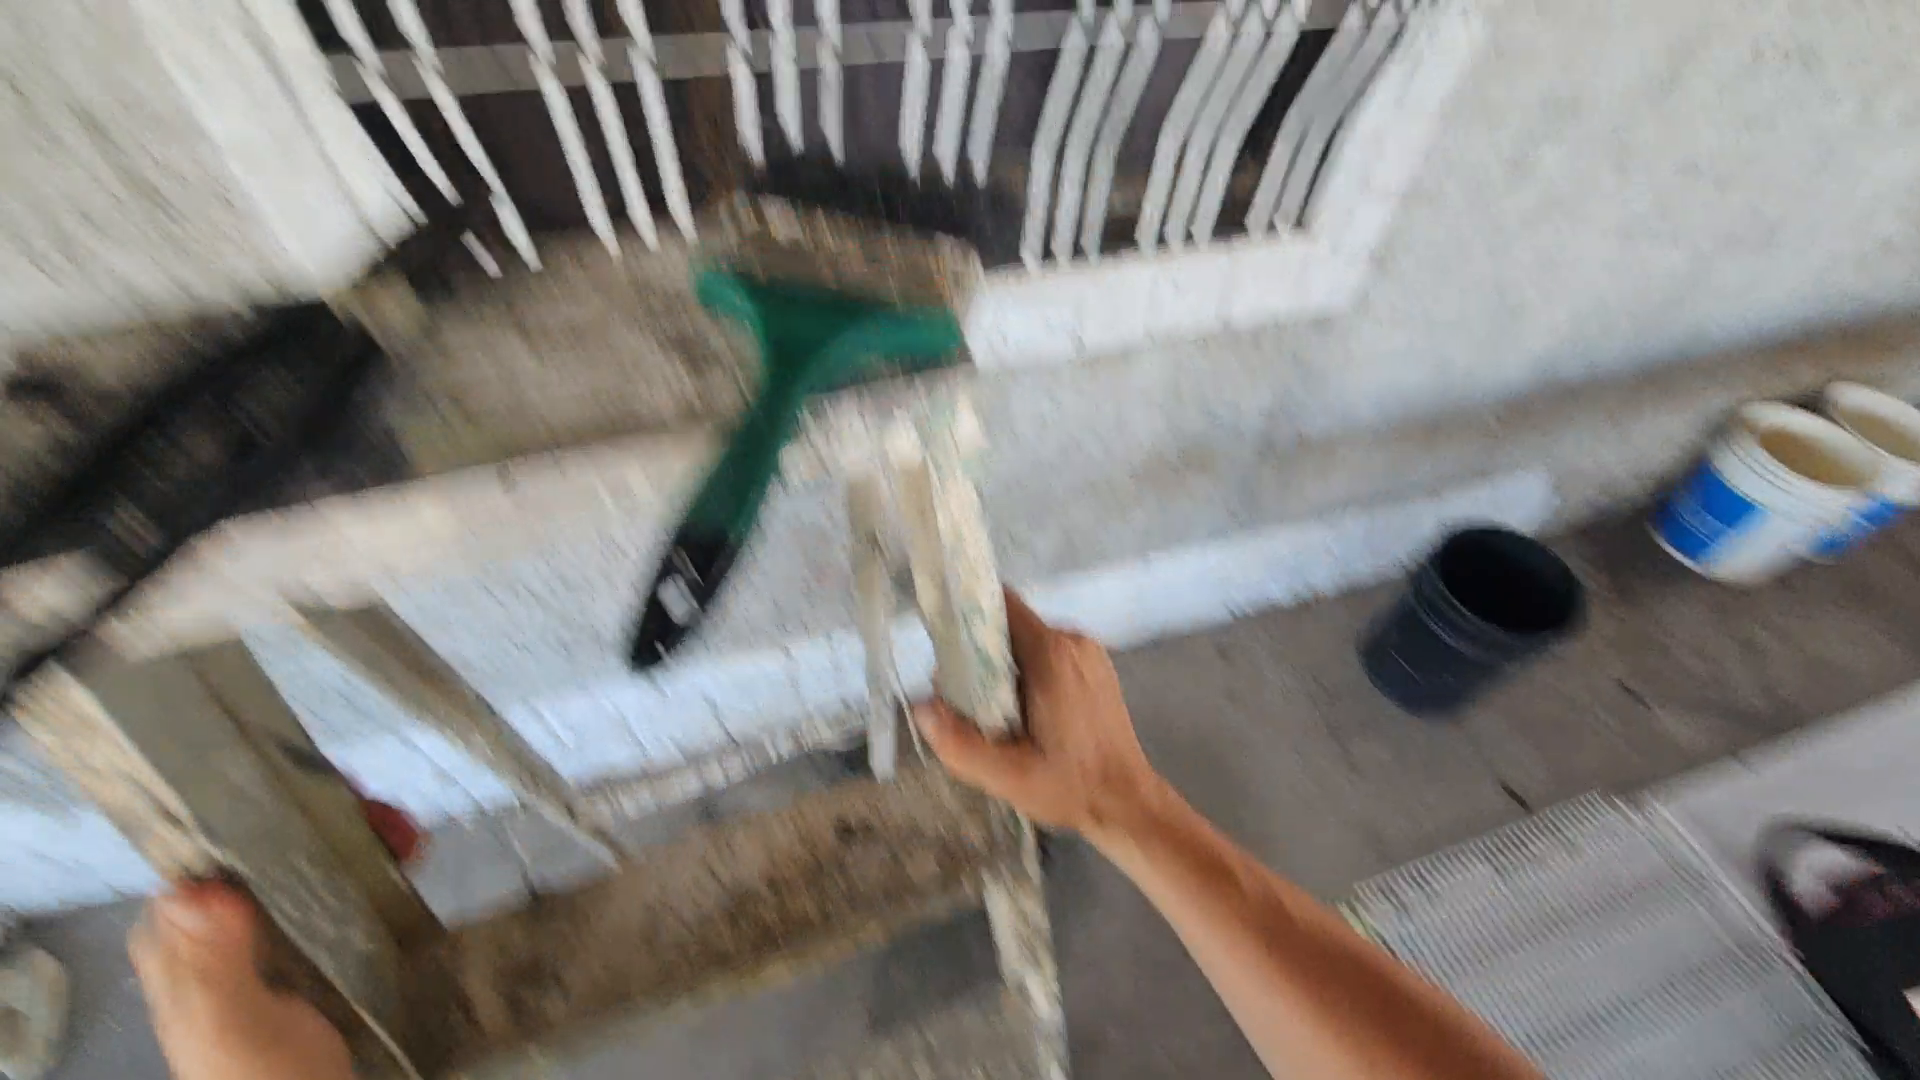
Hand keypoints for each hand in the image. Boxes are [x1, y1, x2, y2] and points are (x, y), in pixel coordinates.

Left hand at [128, 798, 419, 1079]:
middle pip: (272, 842)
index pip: (213, 848)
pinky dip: (379, 856)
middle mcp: (222, 924)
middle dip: (333, 816)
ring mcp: (273, 928)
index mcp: (185, 939)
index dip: (266, 809)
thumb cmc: (266, 1077)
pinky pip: (345, 876)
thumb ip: (213, 969)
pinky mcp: (318, 934)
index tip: (328, 790)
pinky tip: (410, 854)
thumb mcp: (237, 1030)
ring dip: (364, 831)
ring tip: (410, 835)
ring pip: (313, 852)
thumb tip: (200, 889)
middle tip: (388, 816)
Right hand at [914, 589, 1166, 838]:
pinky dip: (1030, 672)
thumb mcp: (1006, 775)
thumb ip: (957, 742)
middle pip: (1012, 626)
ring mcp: (1089, 652)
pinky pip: (1050, 654)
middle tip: (967, 697)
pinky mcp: (1096, 666)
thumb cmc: (1069, 786)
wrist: (1126, 802)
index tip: (946, 645)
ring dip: (1006, 666)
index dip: (969, 618)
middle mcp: (1073, 641)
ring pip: (1029, 641)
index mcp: (1051, 654)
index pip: (1002, 606)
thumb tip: (921, 707)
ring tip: (996, 711)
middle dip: (983, 653)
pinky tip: (1025, 712)